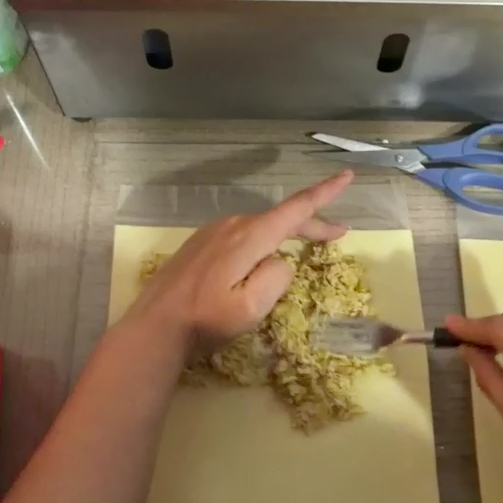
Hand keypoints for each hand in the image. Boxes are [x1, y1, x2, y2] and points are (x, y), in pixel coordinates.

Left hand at [120, 171, 353, 357]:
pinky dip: (265, 239)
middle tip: (338, 233)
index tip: (347, 176)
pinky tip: (266, 254)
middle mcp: (233, 226)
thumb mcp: (250, 308)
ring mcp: (214, 232)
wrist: (154, 326)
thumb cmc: (204, 321)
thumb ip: (276, 278)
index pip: (295, 209)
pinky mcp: (203, 243)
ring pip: (262, 226)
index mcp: (249, 237)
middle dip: (312, 223)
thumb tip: (282, 261)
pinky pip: (244, 233)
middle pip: (281, 218)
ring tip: (306, 246)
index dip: (324, 193)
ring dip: (287, 233)